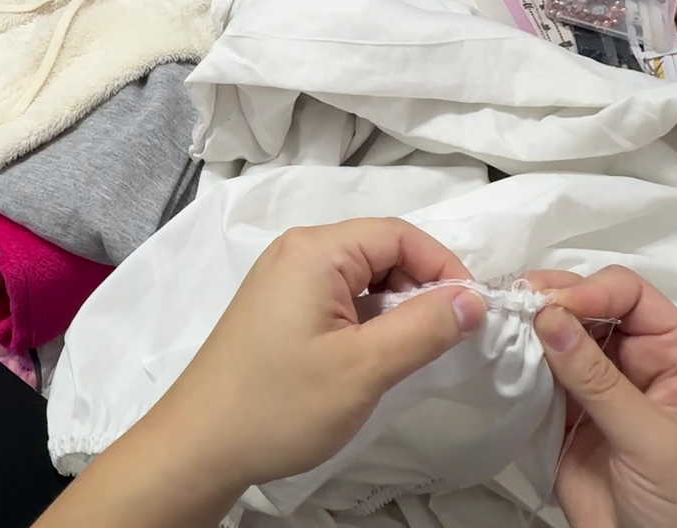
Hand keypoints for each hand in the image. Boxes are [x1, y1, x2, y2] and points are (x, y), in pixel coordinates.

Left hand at [36, 218, 484, 527]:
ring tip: (414, 347)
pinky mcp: (280, 302)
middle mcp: (298, 249)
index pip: (397, 234)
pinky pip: (338, 292)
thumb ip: (423, 327)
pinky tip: (377, 351)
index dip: (443, 266)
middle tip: (448, 335)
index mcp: (316, 249)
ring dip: (395, 302)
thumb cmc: (281, 402)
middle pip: (378, 248)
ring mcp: (285, 275)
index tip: (474, 311)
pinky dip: (368, 314)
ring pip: (360, 272)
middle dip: (421, 284)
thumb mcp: (364, 368)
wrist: (201, 443)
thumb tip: (473, 297)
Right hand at [525, 266, 676, 527]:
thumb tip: (546, 314)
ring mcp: (598, 388)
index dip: (592, 292)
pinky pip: (538, 373)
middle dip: (552, 300)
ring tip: (499, 325)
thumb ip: (599, 380)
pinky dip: (517, 360)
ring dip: (528, 327)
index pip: (631, 296)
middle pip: (588, 306)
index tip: (551, 307)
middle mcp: (636, 362)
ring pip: (557, 335)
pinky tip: (500, 354)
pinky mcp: (566, 414)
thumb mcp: (658, 445)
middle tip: (514, 306)